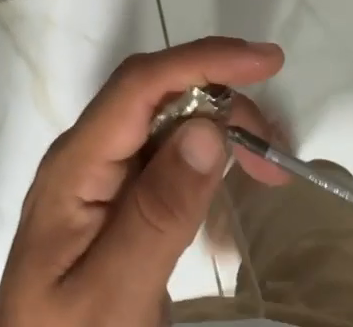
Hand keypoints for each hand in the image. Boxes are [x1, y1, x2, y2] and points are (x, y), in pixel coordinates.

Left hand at [0, 38, 288, 326]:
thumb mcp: (114, 290)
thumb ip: (158, 211)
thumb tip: (207, 125)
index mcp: (76, 163)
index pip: (139, 85)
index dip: (202, 60)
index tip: (267, 61)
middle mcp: (86, 155)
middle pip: (156, 96)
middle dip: (221, 99)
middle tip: (276, 153)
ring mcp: (99, 177)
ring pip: (164, 123)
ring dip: (218, 127)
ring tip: (266, 168)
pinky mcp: (115, 202)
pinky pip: (164, 159)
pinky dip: (205, 160)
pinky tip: (231, 184)